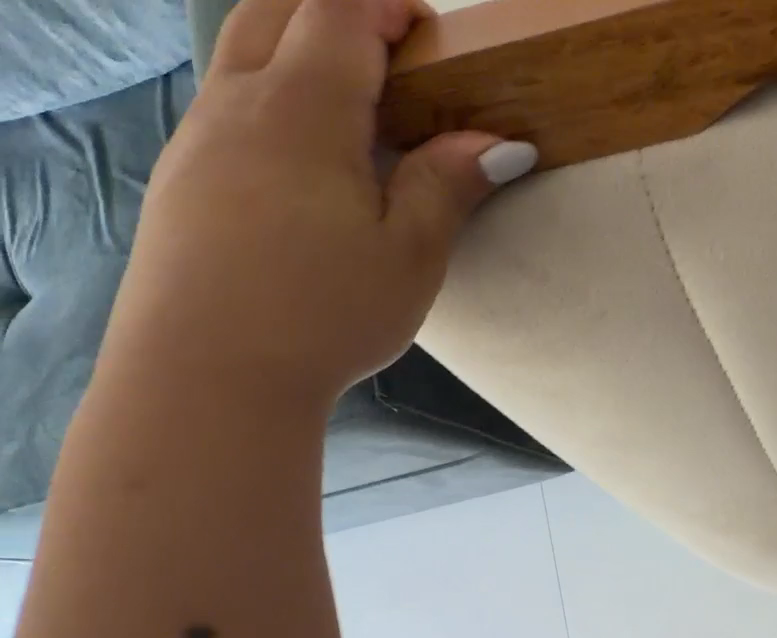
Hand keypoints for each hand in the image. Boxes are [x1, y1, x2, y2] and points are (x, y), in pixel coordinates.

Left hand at [99, 0, 535, 409]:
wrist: (210, 369)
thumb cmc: (325, 309)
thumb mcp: (411, 252)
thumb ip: (448, 184)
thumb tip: (498, 141)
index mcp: (302, 111)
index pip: (338, 13)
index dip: (389, 6)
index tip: (436, 33)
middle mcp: (238, 102)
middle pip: (276, 11)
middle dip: (341, 12)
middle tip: (402, 58)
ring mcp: (201, 136)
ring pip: (244, 51)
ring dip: (304, 51)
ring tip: (366, 110)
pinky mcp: (186, 173)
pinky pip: (230, 99)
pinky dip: (277, 93)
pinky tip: (316, 159)